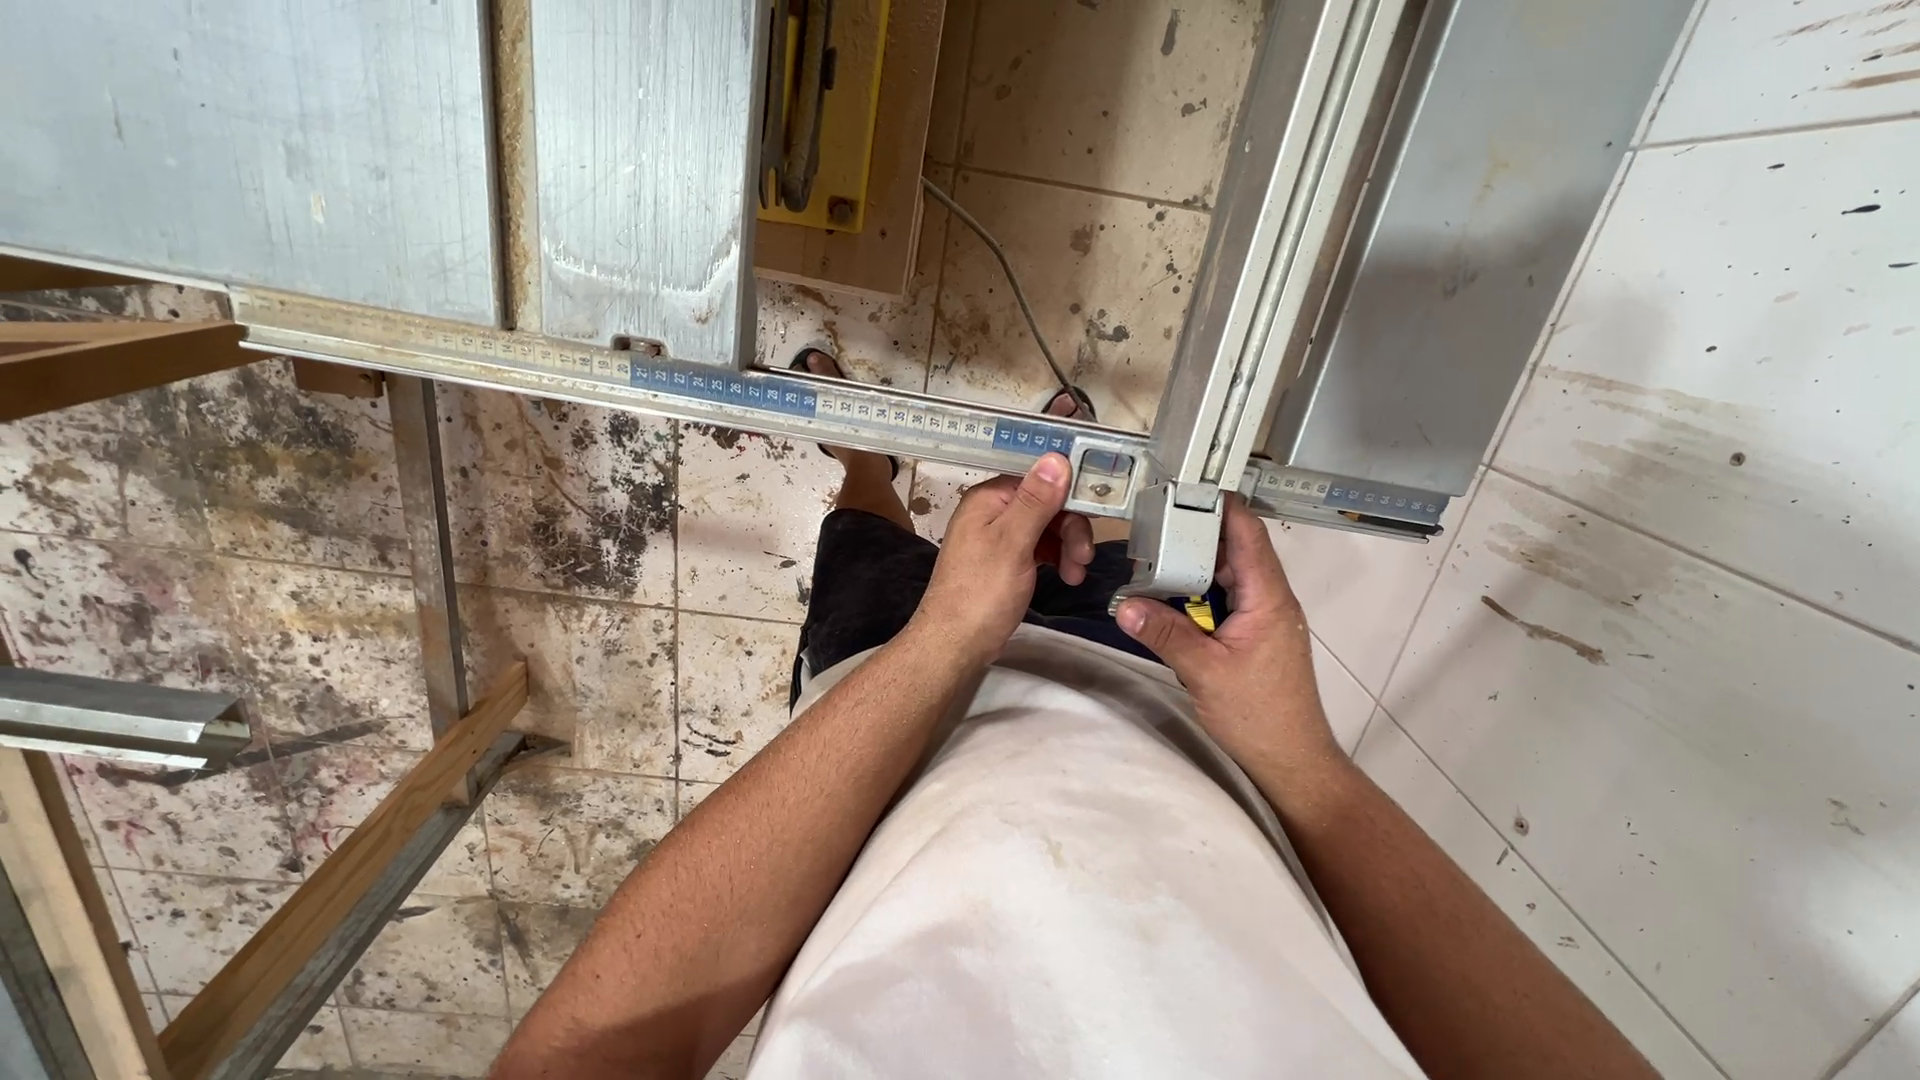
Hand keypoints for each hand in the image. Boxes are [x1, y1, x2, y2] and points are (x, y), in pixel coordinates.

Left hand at [909, 452, 1093, 665]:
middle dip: (1070, 529)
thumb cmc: (982, 592)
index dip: (1069, 496)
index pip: (1039, 480)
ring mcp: (996, 537)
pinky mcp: (1004, 561)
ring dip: (1066, 547)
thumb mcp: (1014, 543)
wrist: (956, 644)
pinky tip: (1066, 576)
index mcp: (989, 498)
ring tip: (1076, 575)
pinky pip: (1037, 548)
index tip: (1095, 515)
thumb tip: (1056, 457)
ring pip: (1045, 528)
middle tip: (1084, 557)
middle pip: (1045, 504)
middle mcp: (991, 511)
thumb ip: (1036, 501)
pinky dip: (1055, 559)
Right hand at [1115, 495, 1343, 778]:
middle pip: (1236, 549)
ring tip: (1155, 549)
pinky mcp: (1256, 634)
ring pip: (1230, 574)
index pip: (1248, 534)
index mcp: (1268, 598)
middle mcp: (1271, 599)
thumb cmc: (1258, 716)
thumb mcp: (1204, 672)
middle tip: (1154, 517)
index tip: (1185, 486)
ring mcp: (1265, 617)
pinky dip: (1201, 589)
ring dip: (1197, 562)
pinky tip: (1171, 593)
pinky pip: (1227, 597)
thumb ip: (1165, 633)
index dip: (1220, 506)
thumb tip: (1123, 605)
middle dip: (1198, 531)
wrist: (1291, 759)